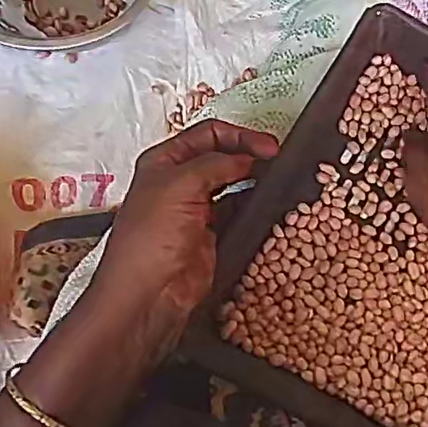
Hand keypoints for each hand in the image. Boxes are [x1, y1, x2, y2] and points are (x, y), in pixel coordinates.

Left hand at [81, 120, 278, 354]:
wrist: (150, 292)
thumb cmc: (153, 236)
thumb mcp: (181, 186)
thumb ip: (216, 164)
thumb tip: (247, 158)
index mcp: (164, 162)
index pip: (208, 134)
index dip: (240, 136)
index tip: (268, 147)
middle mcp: (179, 181)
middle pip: (221, 156)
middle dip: (249, 154)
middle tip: (278, 159)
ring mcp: (196, 209)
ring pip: (231, 183)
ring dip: (253, 179)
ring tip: (277, 179)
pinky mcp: (210, 234)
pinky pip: (236, 212)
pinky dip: (252, 205)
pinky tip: (268, 204)